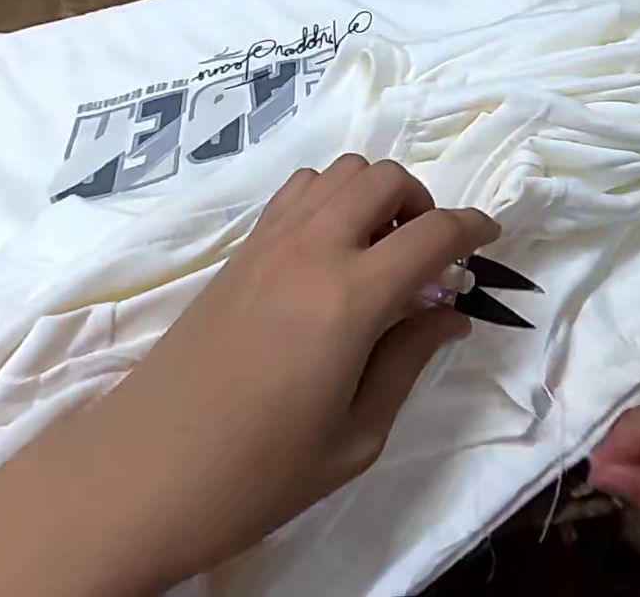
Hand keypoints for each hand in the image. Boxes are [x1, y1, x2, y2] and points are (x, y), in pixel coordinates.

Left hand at [0, 155, 498, 596]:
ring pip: (340, 170)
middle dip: (422, 203)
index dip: (473, 227)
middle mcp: (312, 246)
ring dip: (375, 194)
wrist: (148, 465)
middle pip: (384, 177)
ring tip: (380, 247)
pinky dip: (332, 196)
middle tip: (428, 255)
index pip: (432, 234)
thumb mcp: (358, 434)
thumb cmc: (260, 469)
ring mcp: (271, 238)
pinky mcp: (243, 244)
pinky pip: (299, 188)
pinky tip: (332, 245)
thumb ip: (411, 358)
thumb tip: (453, 312)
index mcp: (349, 297)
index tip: (491, 236)